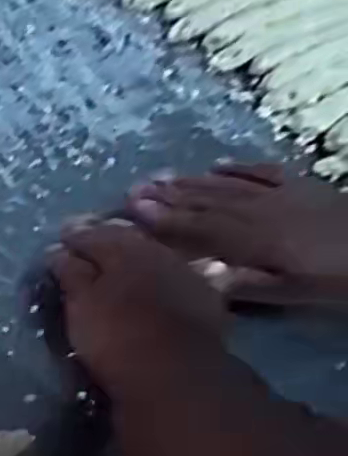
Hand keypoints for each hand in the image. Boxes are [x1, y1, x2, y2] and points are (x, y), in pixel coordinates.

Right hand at [49, 218, 228, 401]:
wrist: (172, 366)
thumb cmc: (114, 335)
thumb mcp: (82, 304)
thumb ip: (72, 275)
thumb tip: (59, 251)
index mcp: (128, 254)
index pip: (98, 235)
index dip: (78, 233)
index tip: (61, 232)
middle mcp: (161, 255)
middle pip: (133, 237)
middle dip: (109, 231)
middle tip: (87, 230)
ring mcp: (187, 272)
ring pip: (157, 248)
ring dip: (136, 243)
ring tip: (117, 244)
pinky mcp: (203, 291)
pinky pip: (180, 265)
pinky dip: (161, 262)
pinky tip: (156, 265)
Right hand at [128, 162, 347, 305]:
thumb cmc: (326, 278)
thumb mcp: (278, 290)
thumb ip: (233, 280)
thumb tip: (189, 269)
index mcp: (248, 239)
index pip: (194, 225)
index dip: (159, 216)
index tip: (129, 208)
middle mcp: (260, 212)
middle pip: (206, 201)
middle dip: (168, 195)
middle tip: (136, 187)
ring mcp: (284, 197)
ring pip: (229, 186)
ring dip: (193, 182)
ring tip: (162, 177)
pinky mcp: (305, 189)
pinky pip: (268, 173)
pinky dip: (241, 168)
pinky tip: (219, 165)